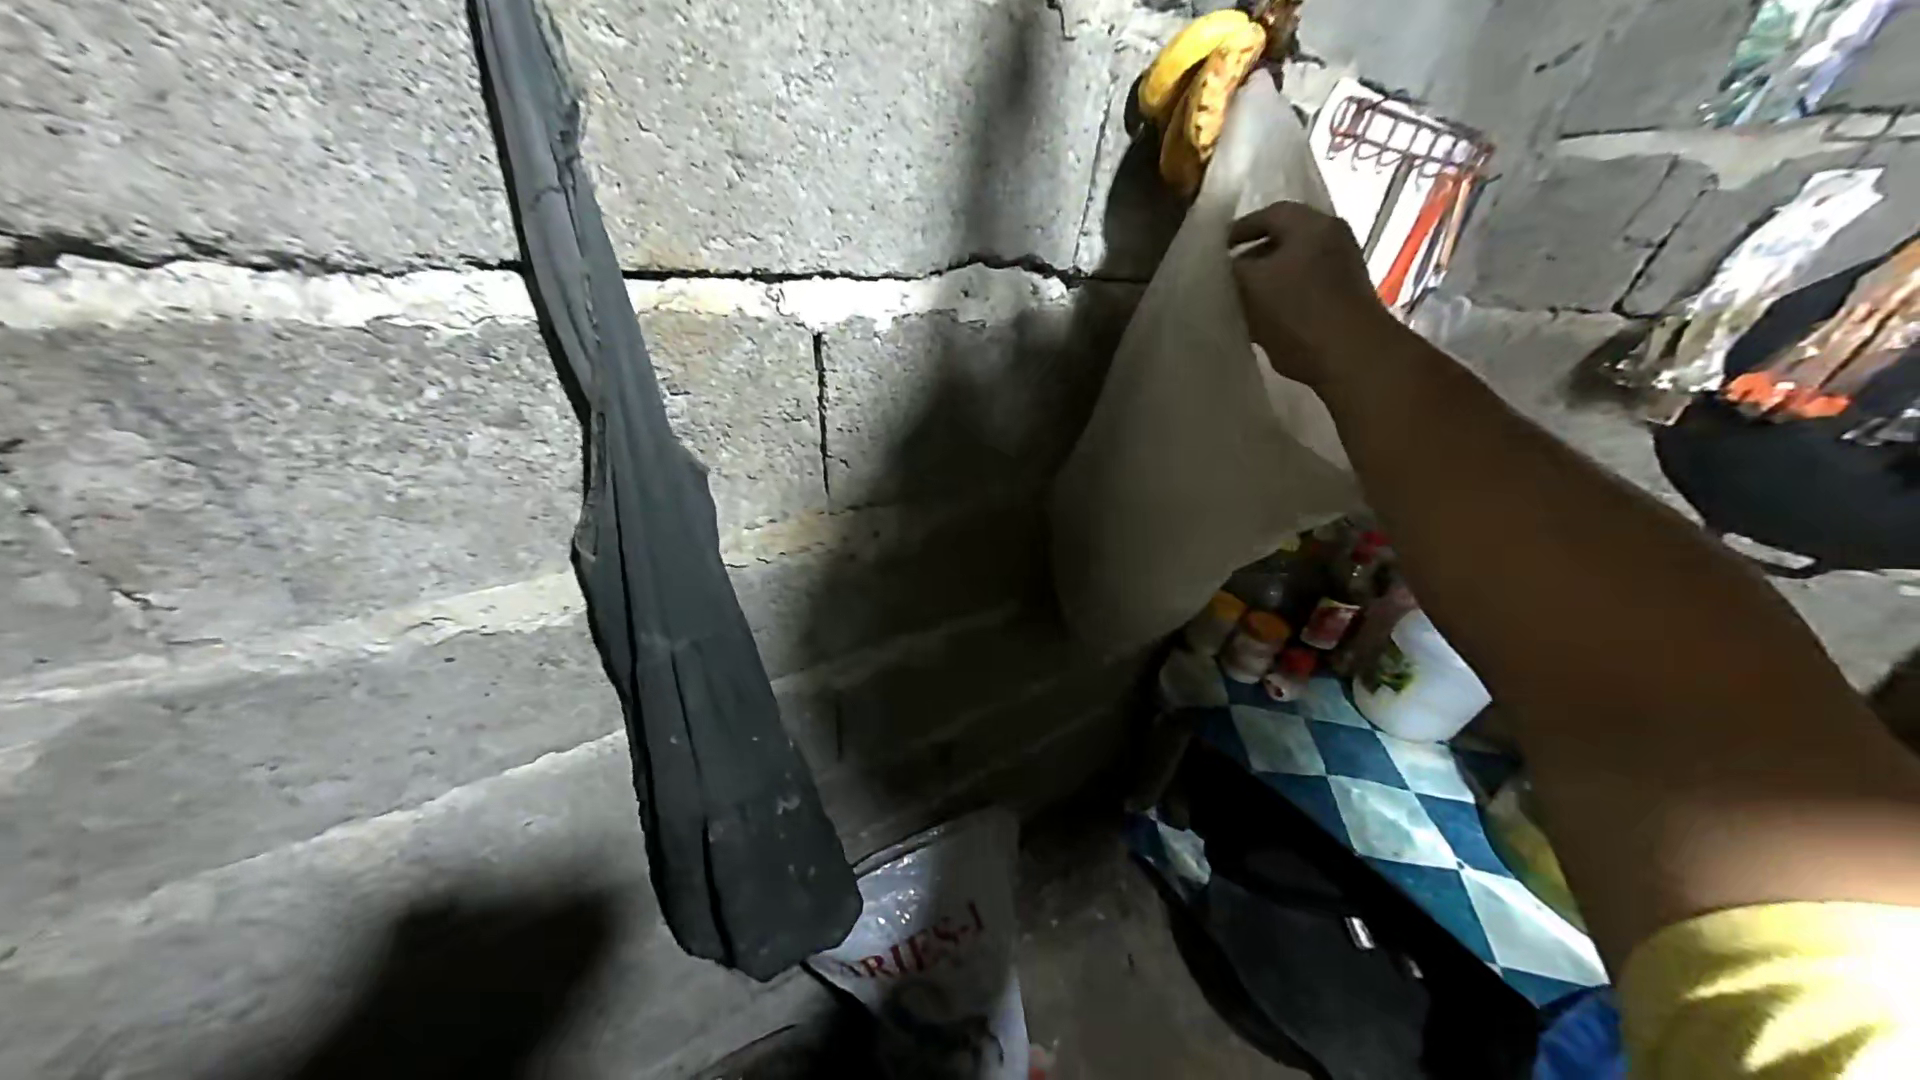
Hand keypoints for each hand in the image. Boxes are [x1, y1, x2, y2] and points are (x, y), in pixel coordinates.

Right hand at [1229, 201, 1405, 389]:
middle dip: (1251, 258)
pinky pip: (1302, 288)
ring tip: (1238, 301)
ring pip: (1291, 266)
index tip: (1214, 251)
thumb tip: (1225, 267)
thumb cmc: (1297, 312)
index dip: (1238, 230)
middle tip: (1224, 277)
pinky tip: (1261, 318)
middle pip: (1282, 240)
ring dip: (1264, 281)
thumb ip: (1232, 268)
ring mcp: (1340, 268)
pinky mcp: (1341, 297)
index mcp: (1311, 226)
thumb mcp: (1250, 285)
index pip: (1269, 214)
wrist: (1348, 354)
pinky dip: (1280, 297)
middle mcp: (1331, 238)